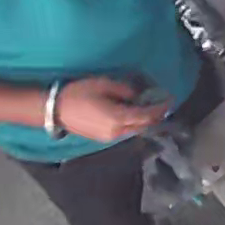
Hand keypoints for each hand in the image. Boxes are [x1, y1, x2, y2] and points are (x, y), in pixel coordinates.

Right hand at [51, 76, 168, 141]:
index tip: (170, 100)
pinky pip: (125, 132)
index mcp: (118, 119)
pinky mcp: (103, 139)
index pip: (146, 116)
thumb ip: (125, 91)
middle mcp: (117, 132)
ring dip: (145, 121)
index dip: (160, 109)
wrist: (54, 109)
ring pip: (134, 130)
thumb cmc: (78, 93)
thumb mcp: (104, 85)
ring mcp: (109, 138)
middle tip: (163, 104)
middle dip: (155, 116)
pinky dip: (134, 124)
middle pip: (143, 126)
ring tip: (151, 108)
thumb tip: (138, 96)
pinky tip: (134, 114)